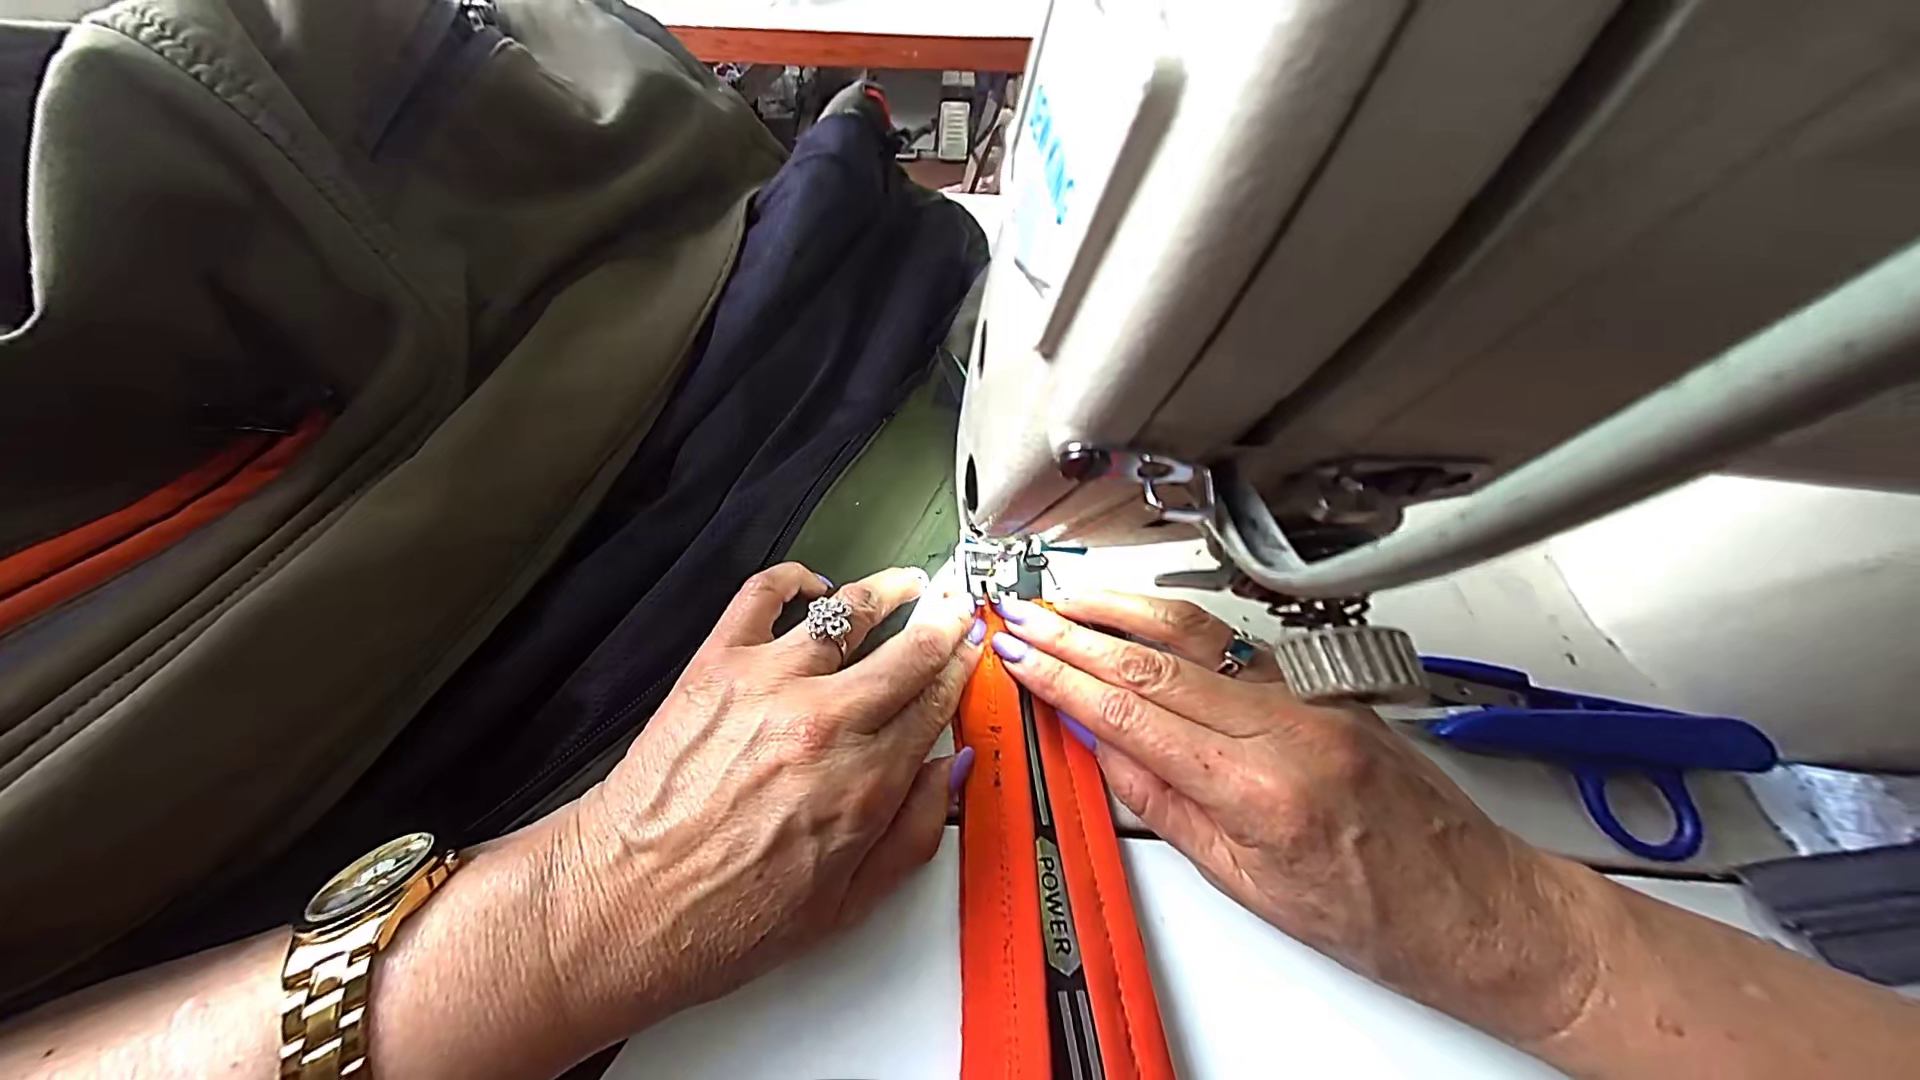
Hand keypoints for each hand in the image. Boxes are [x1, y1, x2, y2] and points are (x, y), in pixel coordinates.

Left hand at [545, 563, 984, 1037]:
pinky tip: (814, 585)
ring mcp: (769, 684)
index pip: (934, 700)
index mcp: (863, 783)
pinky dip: (795, 578)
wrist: (620, 906)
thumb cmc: (727, 914)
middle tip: (955, 605)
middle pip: (910, 650)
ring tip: (906, 582)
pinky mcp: (718, 664)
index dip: (961, 666)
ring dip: (890, 589)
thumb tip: (950, 767)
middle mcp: (825, 723)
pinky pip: (763, 594)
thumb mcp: (848, 902)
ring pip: (850, 612)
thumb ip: (916, 830)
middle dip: (945, 621)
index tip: (970, 647)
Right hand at [987, 591, 1601, 1045]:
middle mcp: (1284, 725)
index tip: (1021, 658)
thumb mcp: (1245, 882)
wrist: (1482, 905)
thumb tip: (1099, 742)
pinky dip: (1166, 617)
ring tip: (1064, 599)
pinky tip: (1133, 610)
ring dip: (1115, 608)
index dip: (1063, 680)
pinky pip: (1228, 636)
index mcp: (1259, 790)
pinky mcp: (1317, 678)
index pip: (1131, 715)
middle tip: (1022, 617)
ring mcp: (1306, 691)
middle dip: (1071, 633)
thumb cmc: (1375, 914)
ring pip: (1189, 629)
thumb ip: (1161, 800)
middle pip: (1149, 661)